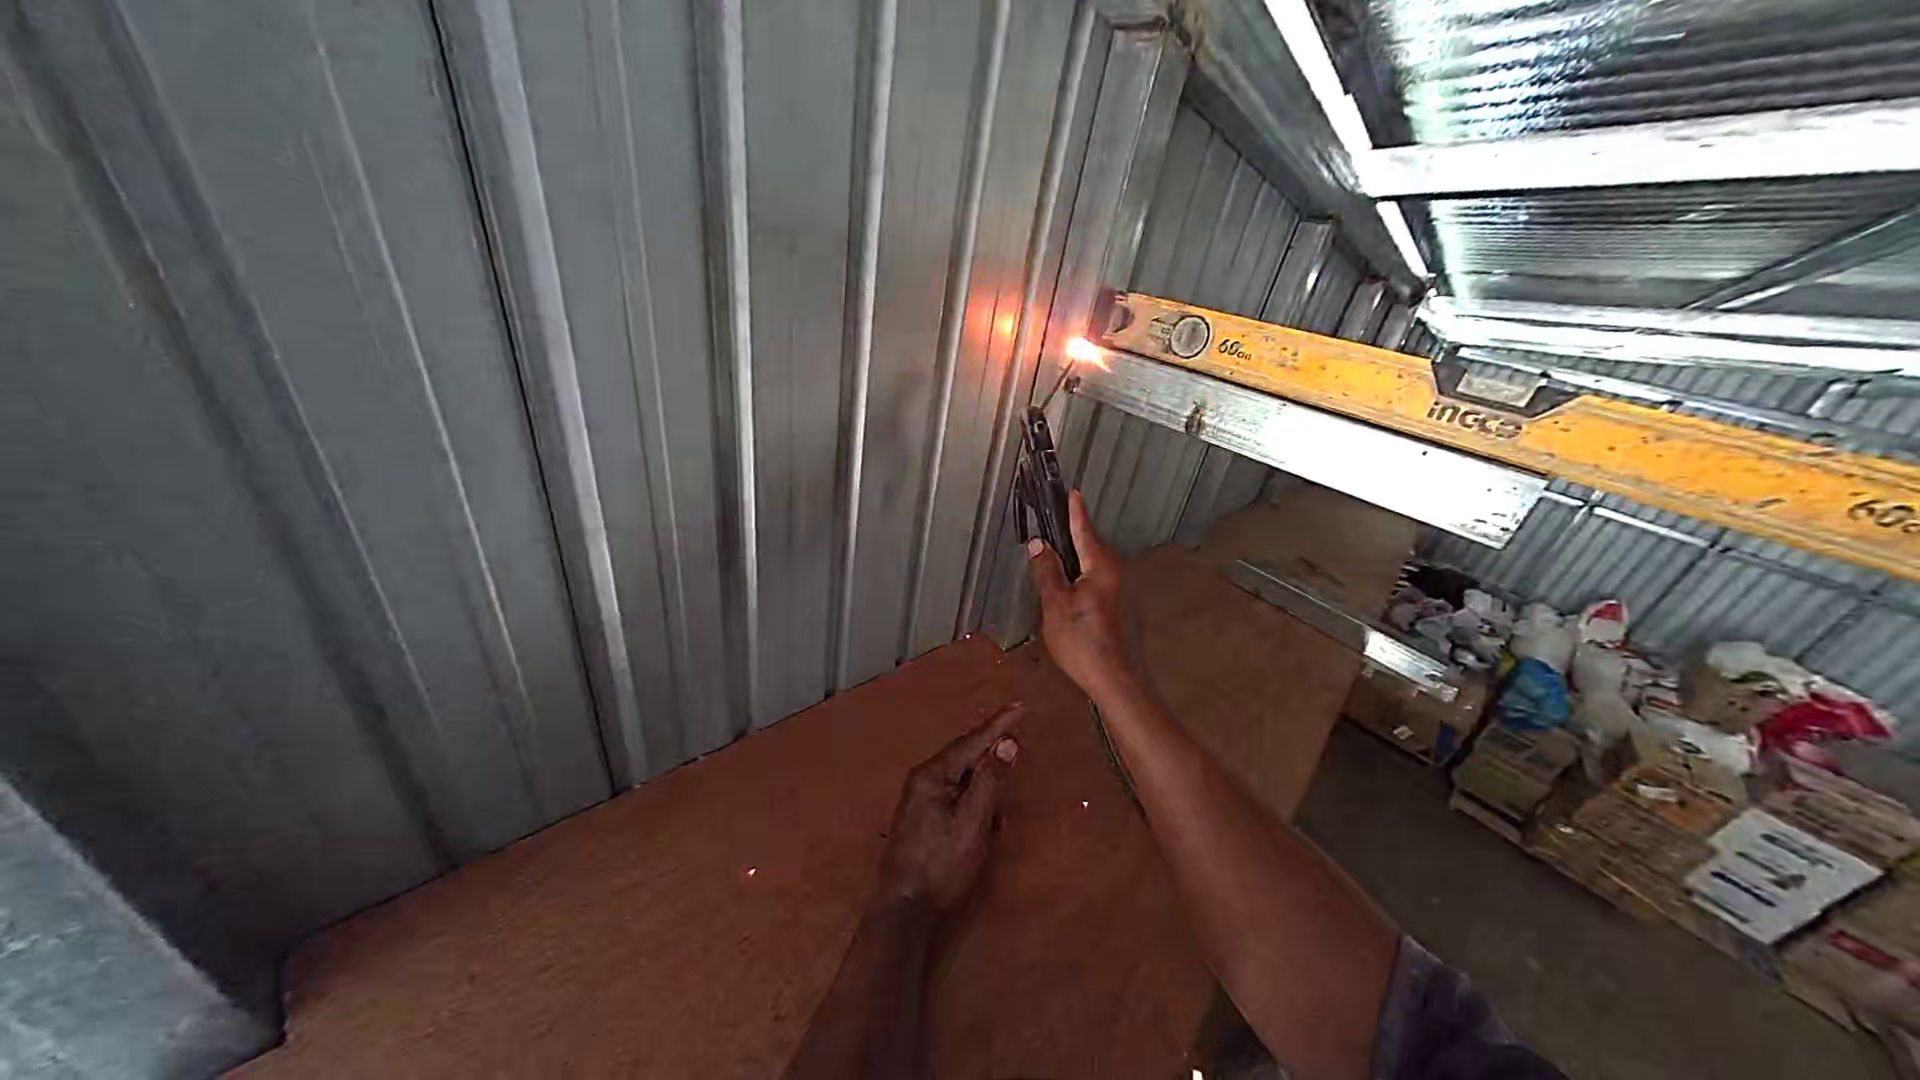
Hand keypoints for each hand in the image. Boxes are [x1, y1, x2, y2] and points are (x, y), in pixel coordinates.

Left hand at [875, 704, 1023, 913]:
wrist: (904, 908)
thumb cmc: (940, 864)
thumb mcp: (972, 822)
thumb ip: (989, 781)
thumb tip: (1006, 743)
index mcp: (933, 775)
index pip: (972, 741)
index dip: (999, 725)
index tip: (1020, 706)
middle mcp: (923, 779)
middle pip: (964, 754)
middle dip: (990, 744)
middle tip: (1015, 727)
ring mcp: (920, 799)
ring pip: (960, 775)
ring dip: (984, 774)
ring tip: (1005, 767)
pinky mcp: (923, 817)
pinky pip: (955, 793)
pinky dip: (975, 795)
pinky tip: (989, 811)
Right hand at [1027, 490, 1133, 699]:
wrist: (1116, 680)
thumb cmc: (1084, 644)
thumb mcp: (1055, 604)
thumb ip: (1046, 570)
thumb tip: (1038, 544)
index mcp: (1101, 565)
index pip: (1083, 529)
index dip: (1074, 510)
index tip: (1072, 491)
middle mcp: (1117, 571)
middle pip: (1087, 547)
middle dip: (1067, 542)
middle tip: (1045, 536)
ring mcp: (1122, 589)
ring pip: (1091, 567)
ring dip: (1073, 566)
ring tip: (1050, 572)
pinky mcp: (1121, 606)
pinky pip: (1097, 582)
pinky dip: (1081, 582)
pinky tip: (1068, 598)